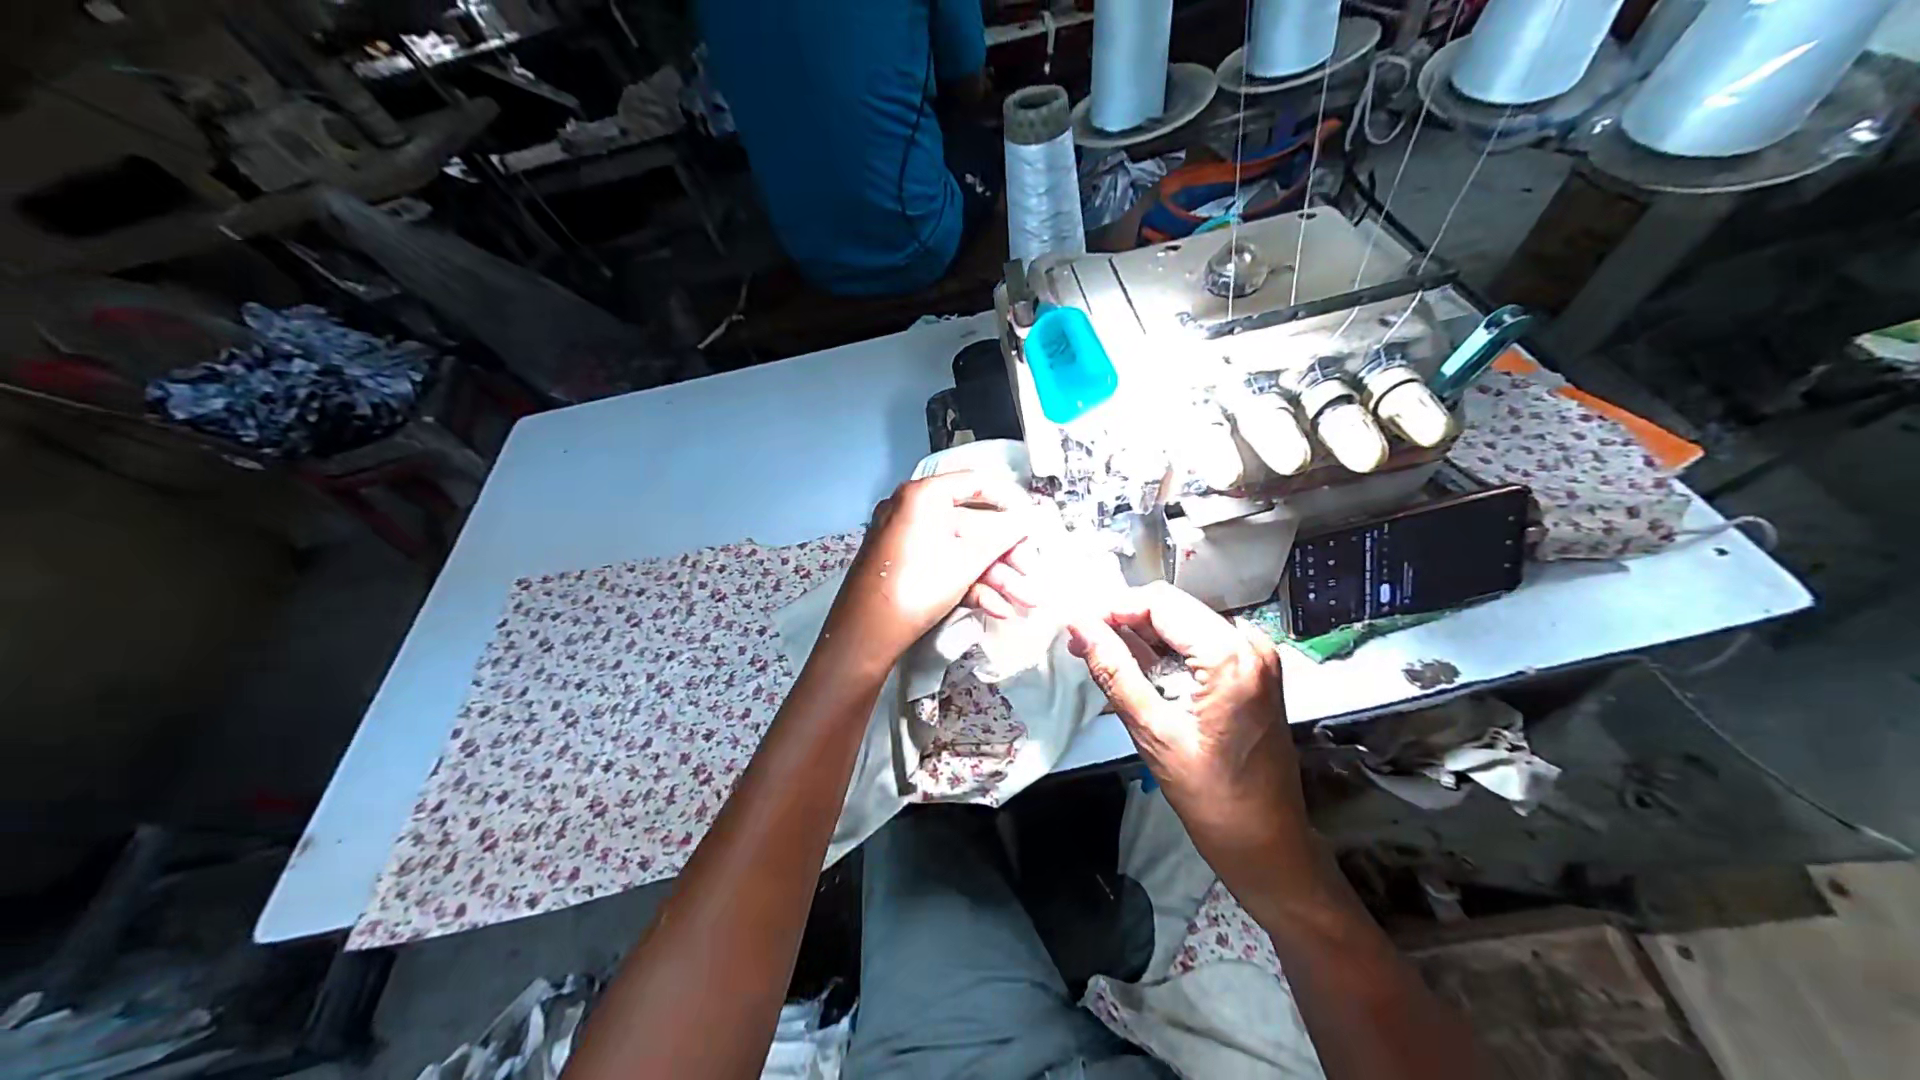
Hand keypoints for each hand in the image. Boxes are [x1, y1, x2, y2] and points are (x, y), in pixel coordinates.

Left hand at [820, 471, 1033, 668]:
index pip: (975, 484)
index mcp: (922, 496)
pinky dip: (971, 586)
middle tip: (1031, 572)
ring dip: (997, 577)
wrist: (866, 635)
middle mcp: (912, 512)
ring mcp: (908, 541)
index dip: (1010, 501)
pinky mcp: (906, 568)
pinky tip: (998, 608)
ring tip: (1026, 601)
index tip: (1032, 520)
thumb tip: (1029, 519)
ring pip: (962, 552)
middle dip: (1008, 555)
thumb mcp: (966, 560)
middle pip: (972, 525)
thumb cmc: (914, 587)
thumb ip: (1002, 535)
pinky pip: (944, 568)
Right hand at [1065, 582, 1308, 866]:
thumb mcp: (1153, 733)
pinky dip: (1164, 651)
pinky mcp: (1251, 672)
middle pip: (1173, 607)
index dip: (1113, 608)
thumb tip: (1080, 626)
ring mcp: (1255, 657)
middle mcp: (1250, 644)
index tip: (1079, 628)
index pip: (1160, 602)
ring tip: (1103, 657)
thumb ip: (1114, 671)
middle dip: (1124, 620)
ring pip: (1183, 623)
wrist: (1269, 843)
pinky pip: (1198, 643)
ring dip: (1141, 635)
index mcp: (1231, 656)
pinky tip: (1136, 670)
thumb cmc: (1214, 799)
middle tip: (1083, 643)